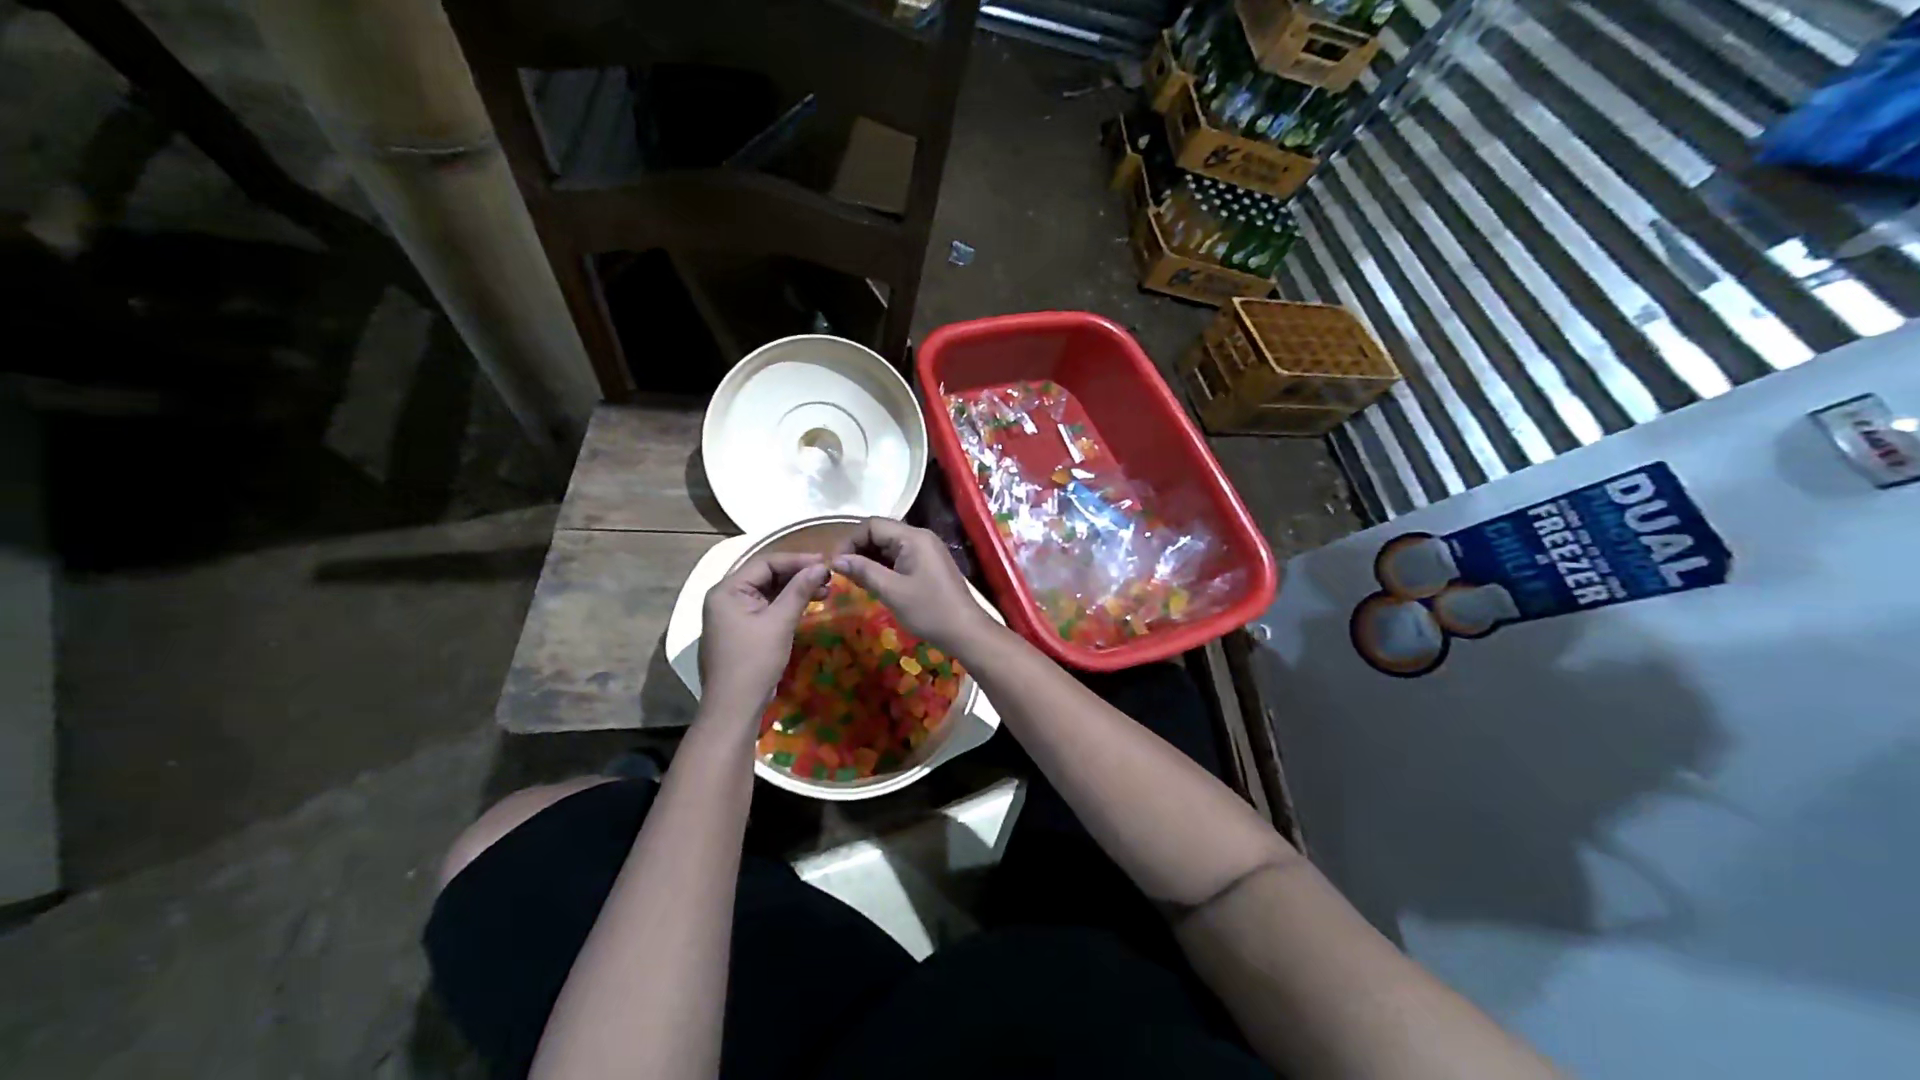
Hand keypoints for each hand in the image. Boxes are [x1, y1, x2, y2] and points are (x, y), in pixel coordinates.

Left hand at [700, 553, 830, 716]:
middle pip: (765, 576)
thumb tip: (821, 567)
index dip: (796, 560)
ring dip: (794, 590)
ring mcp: (731, 615)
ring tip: (824, 592)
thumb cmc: (754, 661)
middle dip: (797, 575)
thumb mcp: (779, 622)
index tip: (825, 563)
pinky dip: (785, 605)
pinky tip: (806, 606)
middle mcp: (725, 598)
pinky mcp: (740, 630)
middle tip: (828, 578)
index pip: (765, 563)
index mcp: (727, 591)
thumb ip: (799, 590)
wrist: (734, 707)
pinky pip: (764, 608)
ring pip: (766, 593)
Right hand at [830, 518, 995, 656]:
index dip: (850, 541)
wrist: (965, 631)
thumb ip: (863, 571)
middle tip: (843, 574)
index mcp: (913, 538)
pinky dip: (884, 567)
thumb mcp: (891, 591)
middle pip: (880, 533)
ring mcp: (926, 551)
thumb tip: (835, 560)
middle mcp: (920, 537)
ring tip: (855, 580)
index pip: (872, 525)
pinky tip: (873, 583)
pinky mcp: (928, 565)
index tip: (836, 564)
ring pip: (889, 546)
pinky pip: (900, 557)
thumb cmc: (929, 610)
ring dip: (870, 560)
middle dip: (859, 550)